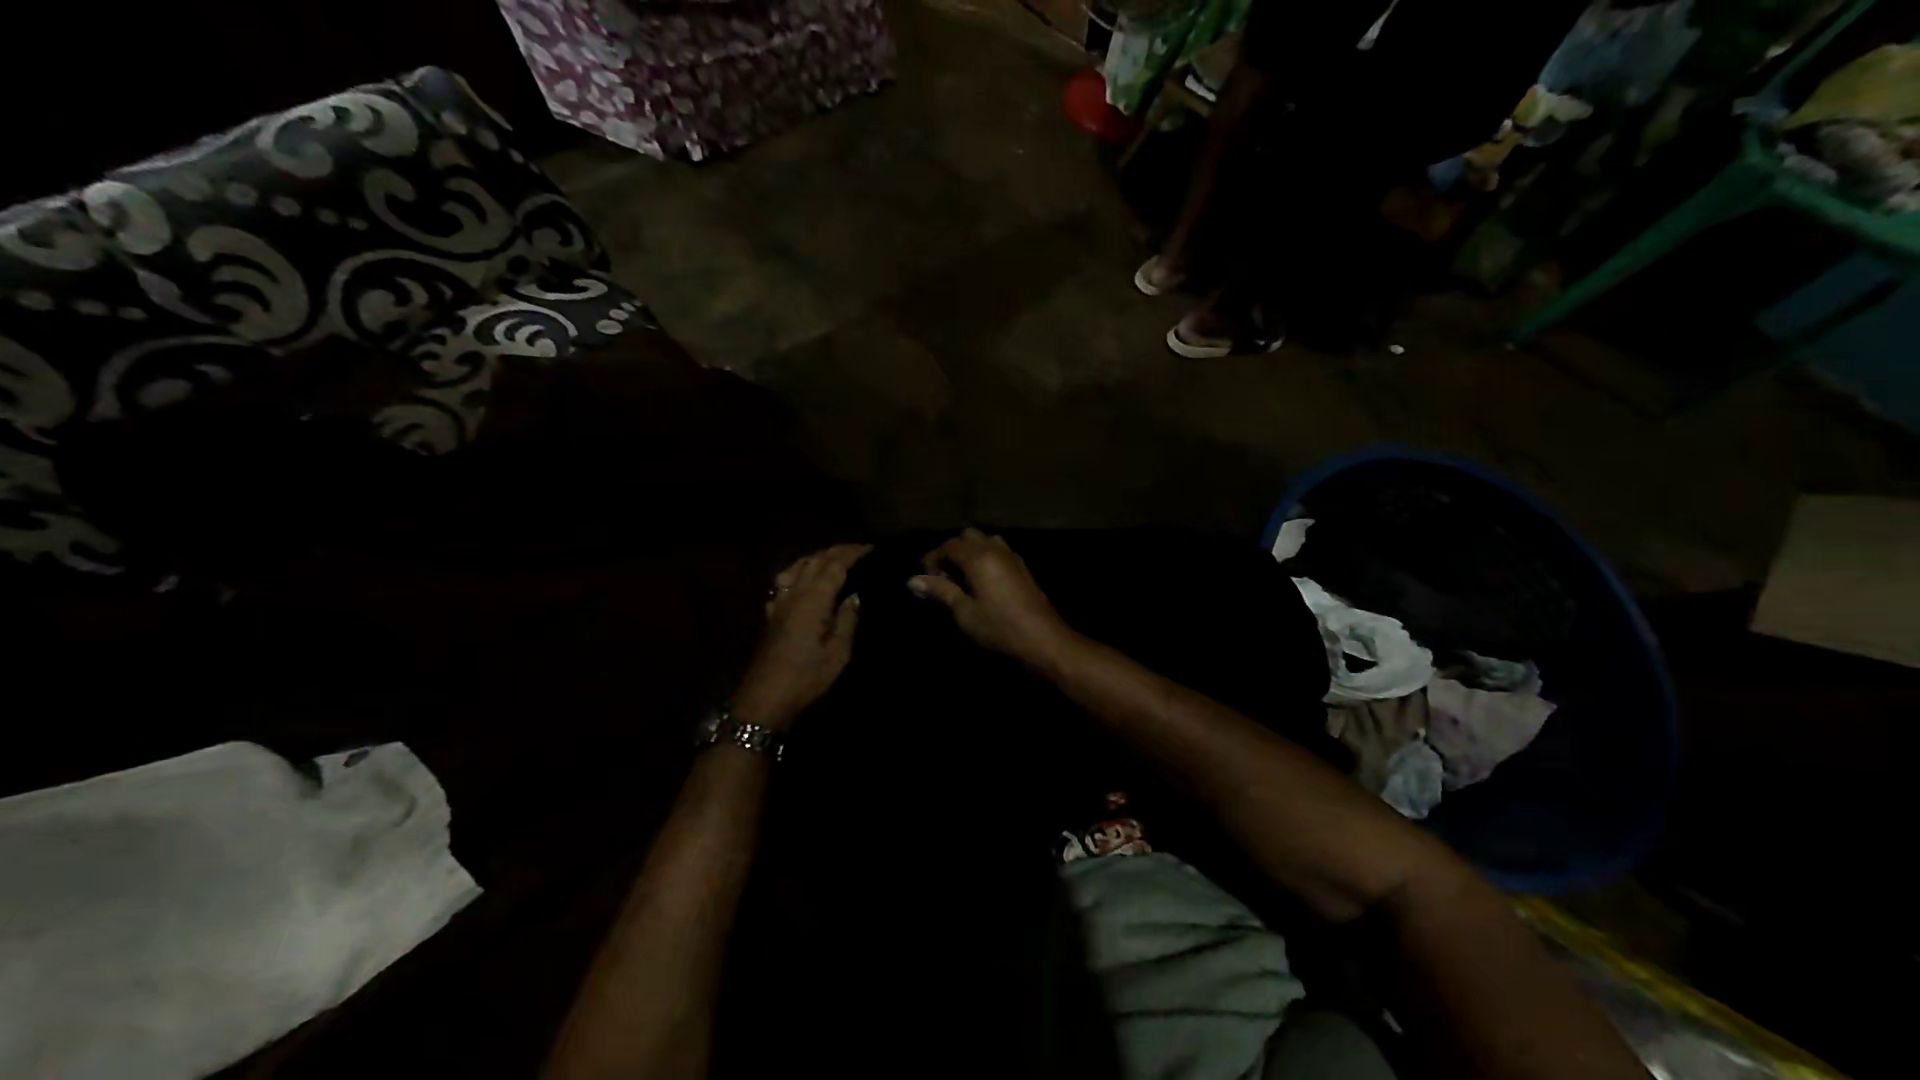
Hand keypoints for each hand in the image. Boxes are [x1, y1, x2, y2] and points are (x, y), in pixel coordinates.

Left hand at [733, 544, 871, 730]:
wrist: (765, 698)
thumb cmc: (806, 677)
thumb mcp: (838, 652)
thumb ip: (847, 620)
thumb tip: (854, 596)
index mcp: (813, 599)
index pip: (835, 565)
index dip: (853, 554)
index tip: (871, 549)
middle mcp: (794, 593)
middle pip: (815, 561)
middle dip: (837, 551)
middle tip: (858, 550)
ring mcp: (779, 602)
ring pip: (797, 567)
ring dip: (817, 557)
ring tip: (834, 558)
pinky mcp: (772, 613)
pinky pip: (785, 581)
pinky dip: (799, 571)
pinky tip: (803, 578)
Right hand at [908, 528, 1076, 667]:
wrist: (1043, 639)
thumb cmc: (999, 628)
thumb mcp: (964, 613)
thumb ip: (940, 591)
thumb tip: (911, 580)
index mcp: (978, 557)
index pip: (948, 545)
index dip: (933, 559)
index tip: (926, 580)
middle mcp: (995, 549)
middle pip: (968, 536)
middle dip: (952, 551)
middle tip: (944, 578)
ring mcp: (1012, 557)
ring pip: (986, 540)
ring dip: (971, 552)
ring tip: (963, 578)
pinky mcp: (1023, 568)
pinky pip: (999, 551)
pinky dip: (986, 557)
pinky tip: (983, 582)